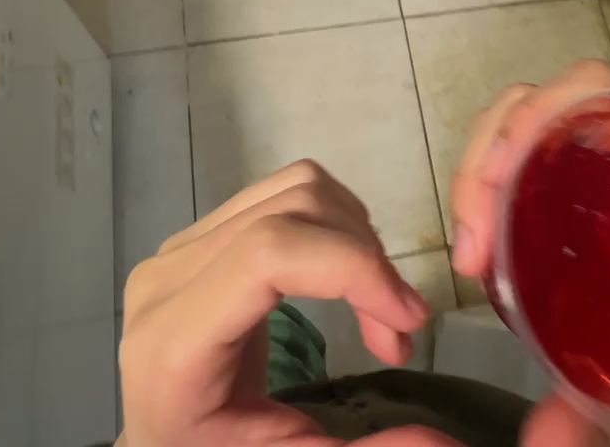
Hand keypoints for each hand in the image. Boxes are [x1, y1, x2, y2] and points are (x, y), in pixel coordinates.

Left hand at [117, 160, 461, 446]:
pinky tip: (345, 268)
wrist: (158, 437)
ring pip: (296, 187)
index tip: (410, 318)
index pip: (268, 255)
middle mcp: (169, 276)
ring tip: (376, 297)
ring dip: (357, 233)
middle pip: (292, 211)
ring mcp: (184, 244)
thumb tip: (451, 442)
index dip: (352, 267)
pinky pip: (285, 190)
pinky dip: (337, 219)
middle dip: (368, 258)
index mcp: (174, 342)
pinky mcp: (204, 229)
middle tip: (402, 326)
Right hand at [449, 61, 609, 446]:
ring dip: (474, 183)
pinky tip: (475, 250)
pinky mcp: (551, 192)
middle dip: (486, 162)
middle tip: (472, 241)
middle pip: (529, 108)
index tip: (503, 173)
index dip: (540, 109)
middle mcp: (608, 143)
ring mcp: (575, 164)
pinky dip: (478, 200)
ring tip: (469, 253)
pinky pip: (503, 171)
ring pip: (506, 136)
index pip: (591, 85)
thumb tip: (549, 432)